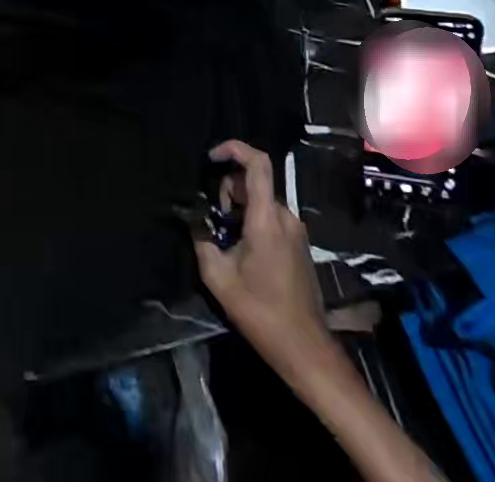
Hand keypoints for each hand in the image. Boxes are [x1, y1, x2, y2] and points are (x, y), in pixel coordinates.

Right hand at [194, 140, 336, 379]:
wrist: (303, 345)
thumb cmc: (259, 312)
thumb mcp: (218, 278)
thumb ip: (202, 241)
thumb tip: (192, 219)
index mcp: (266, 218)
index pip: (257, 163)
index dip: (234, 149)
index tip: (211, 157)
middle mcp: (285, 216)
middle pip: (255, 184)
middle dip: (229, 192)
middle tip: (212, 221)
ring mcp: (296, 229)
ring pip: (262, 202)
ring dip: (240, 210)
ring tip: (224, 241)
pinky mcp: (299, 243)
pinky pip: (271, 218)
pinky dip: (252, 222)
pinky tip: (241, 251)